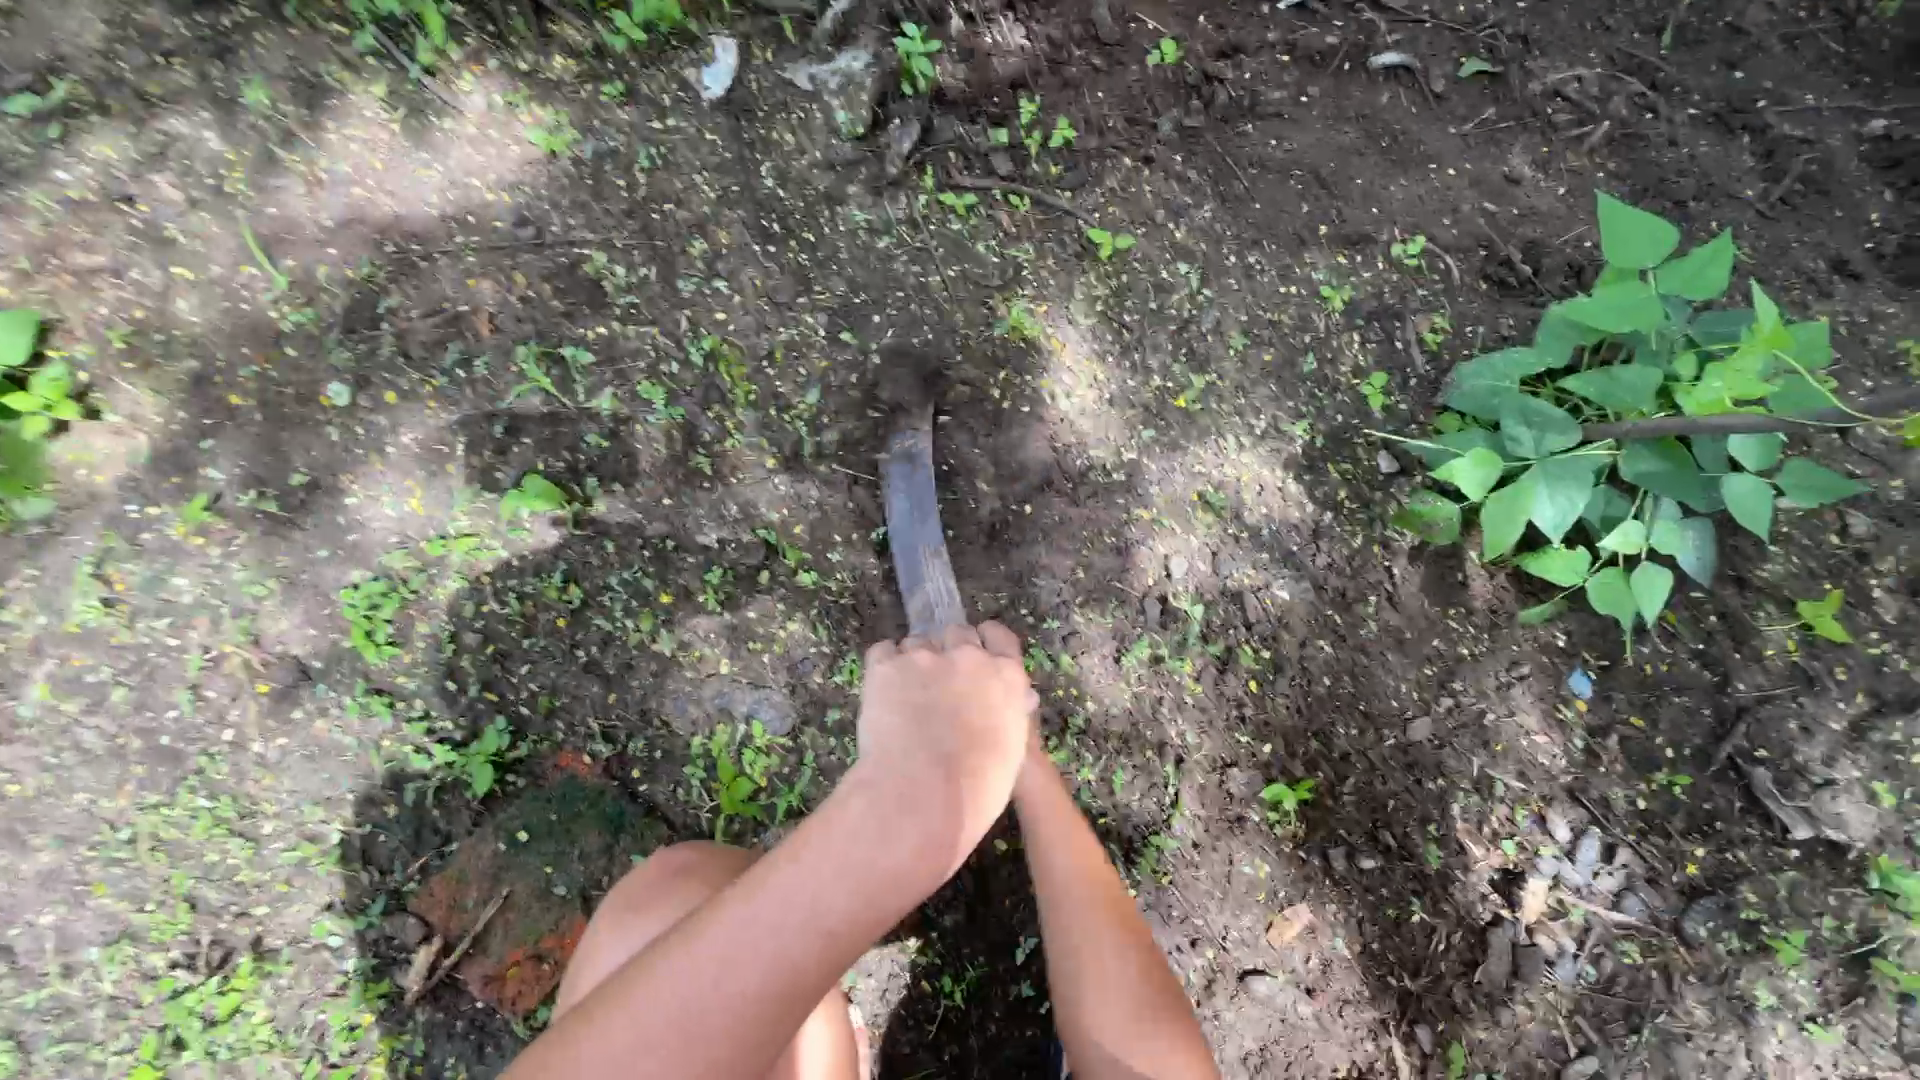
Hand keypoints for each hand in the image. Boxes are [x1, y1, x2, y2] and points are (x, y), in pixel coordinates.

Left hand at [851, 622, 1037, 880]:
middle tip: (937, 681)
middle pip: (957, 633)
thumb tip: (1005, 703)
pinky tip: (882, 691)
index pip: (999, 637)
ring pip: (917, 642)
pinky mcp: (886, 666)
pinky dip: (883, 665)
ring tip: (904, 695)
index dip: (985, 641)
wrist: (925, 794)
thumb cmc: (977, 786)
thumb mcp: (1010, 747)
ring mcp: (925, 657)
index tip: (975, 652)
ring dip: (913, 661)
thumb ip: (1006, 713)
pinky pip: (883, 651)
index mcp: (1006, 676)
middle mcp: (968, 657)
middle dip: (948, 650)